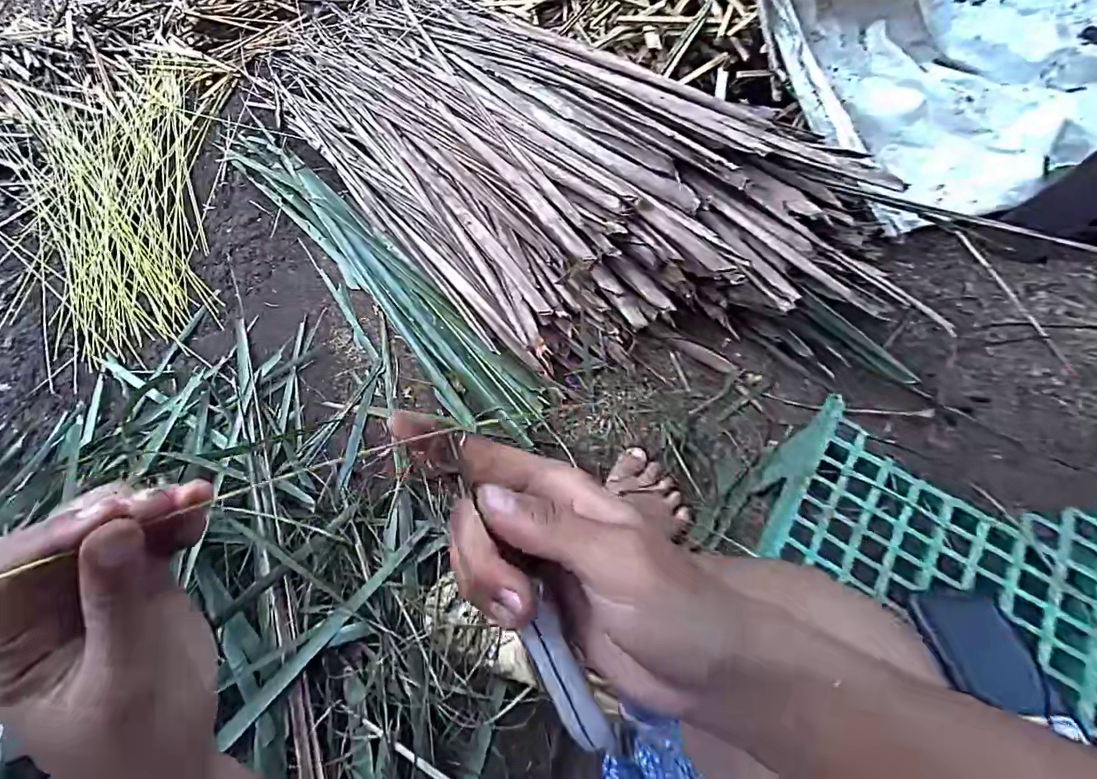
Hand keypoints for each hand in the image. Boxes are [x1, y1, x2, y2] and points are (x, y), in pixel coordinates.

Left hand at [0, 481, 218, 778]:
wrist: (184, 761)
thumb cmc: (138, 744)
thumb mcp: (122, 681)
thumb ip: (113, 605)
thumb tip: (113, 527)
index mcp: (13, 644)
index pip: (7, 570)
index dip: (50, 536)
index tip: (108, 520)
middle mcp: (45, 605)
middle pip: (65, 533)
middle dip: (113, 510)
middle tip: (162, 503)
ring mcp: (93, 583)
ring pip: (111, 521)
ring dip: (152, 503)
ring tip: (192, 498)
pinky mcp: (136, 573)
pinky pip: (150, 531)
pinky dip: (176, 515)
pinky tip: (201, 506)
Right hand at [391, 413, 750, 721]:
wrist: (700, 668)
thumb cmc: (674, 600)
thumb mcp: (619, 557)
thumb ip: (551, 527)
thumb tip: (486, 498)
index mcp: (553, 488)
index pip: (486, 454)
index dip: (438, 439)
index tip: (395, 428)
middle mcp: (531, 514)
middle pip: (466, 512)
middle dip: (477, 555)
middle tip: (518, 598)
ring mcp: (526, 556)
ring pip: (469, 553)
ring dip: (484, 585)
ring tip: (527, 616)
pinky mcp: (525, 595)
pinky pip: (482, 589)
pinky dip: (490, 607)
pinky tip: (523, 626)